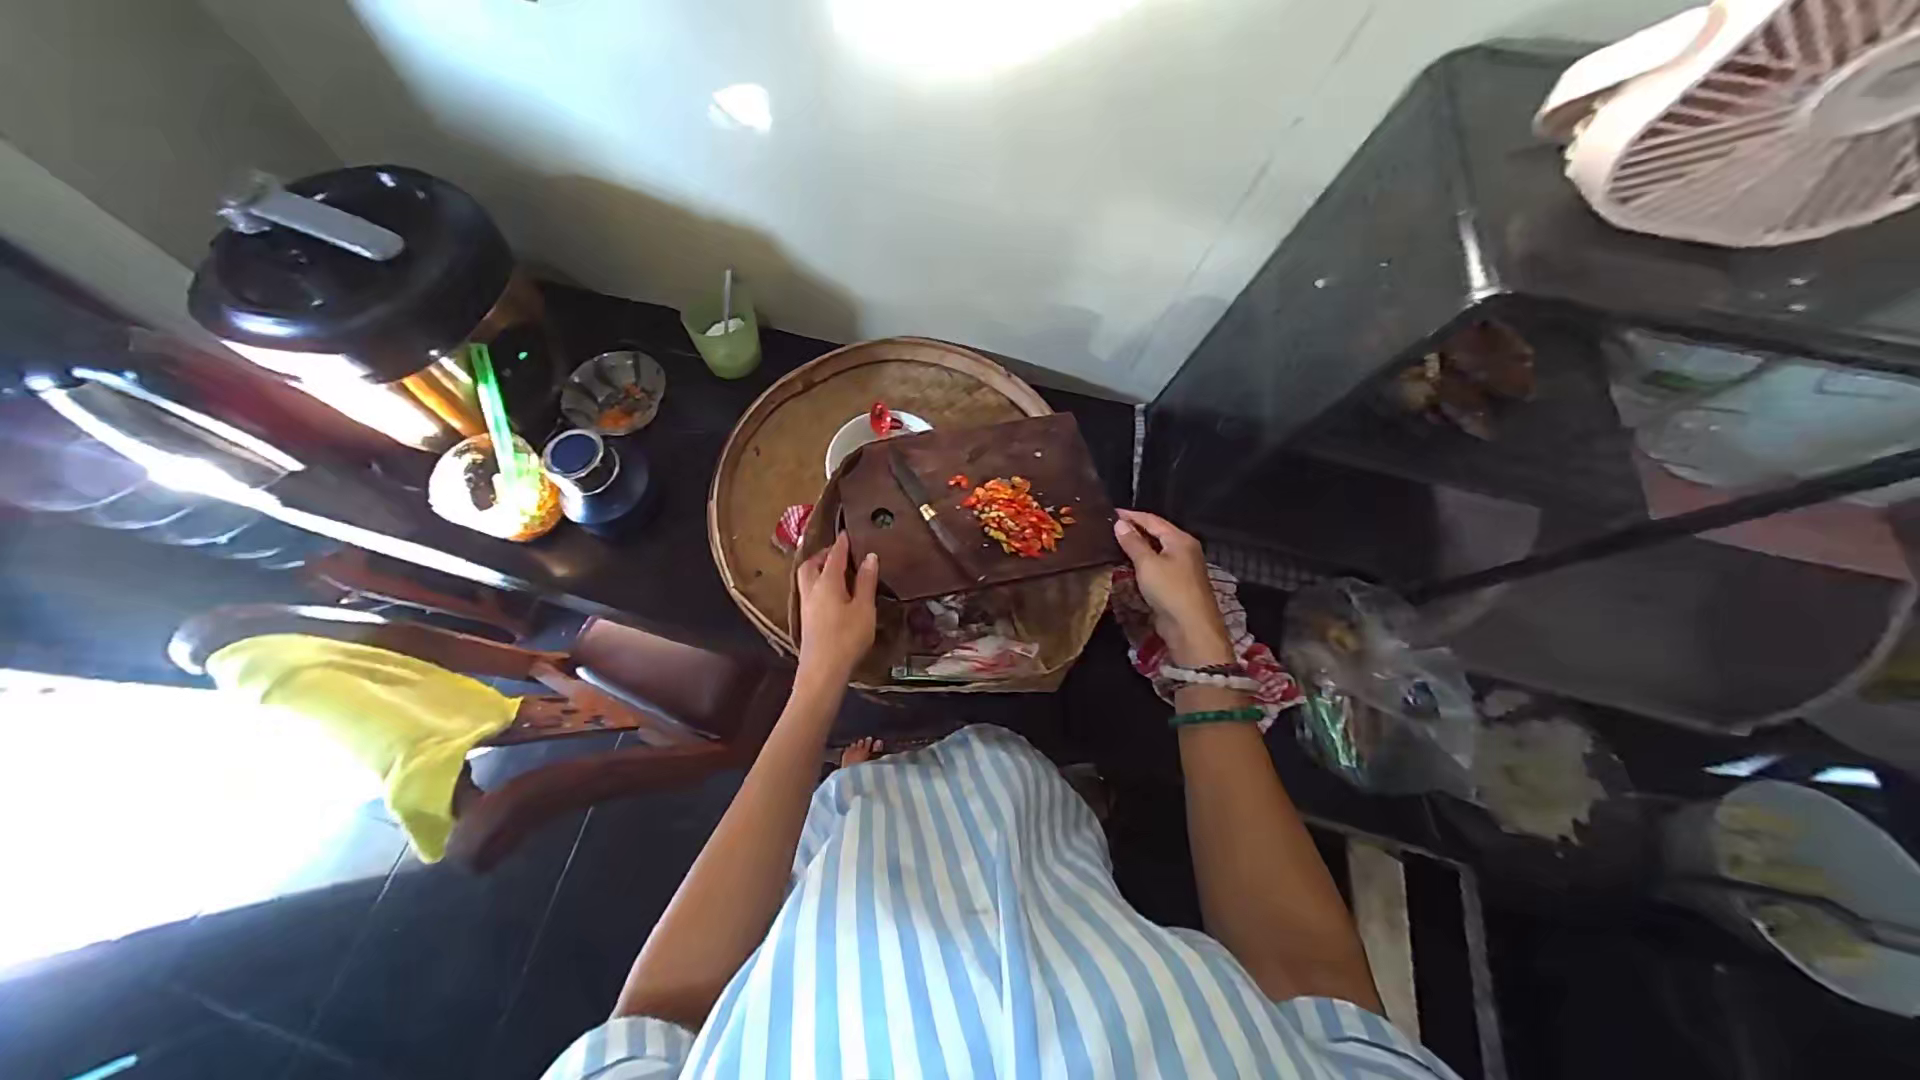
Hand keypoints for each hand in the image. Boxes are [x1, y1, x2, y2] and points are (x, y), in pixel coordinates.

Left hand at [796, 532, 878, 679]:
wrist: (822, 671)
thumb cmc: (847, 638)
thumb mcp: (864, 608)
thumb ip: (866, 582)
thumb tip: (869, 556)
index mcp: (827, 582)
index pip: (834, 556)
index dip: (841, 543)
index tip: (847, 533)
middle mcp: (811, 589)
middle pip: (811, 564)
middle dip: (823, 554)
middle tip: (838, 552)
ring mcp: (805, 605)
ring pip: (806, 578)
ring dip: (817, 568)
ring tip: (833, 570)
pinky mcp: (805, 619)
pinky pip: (808, 591)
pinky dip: (817, 583)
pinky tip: (829, 593)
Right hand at [1113, 509, 1232, 666]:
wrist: (1191, 628)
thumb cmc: (1170, 590)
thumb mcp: (1147, 564)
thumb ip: (1133, 542)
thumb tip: (1119, 523)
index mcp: (1180, 539)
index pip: (1153, 520)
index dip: (1131, 516)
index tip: (1110, 513)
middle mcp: (1184, 549)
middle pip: (1156, 534)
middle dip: (1134, 529)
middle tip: (1109, 527)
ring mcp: (1182, 567)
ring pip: (1156, 551)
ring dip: (1137, 547)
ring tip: (1114, 543)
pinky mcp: (1176, 584)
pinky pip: (1156, 566)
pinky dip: (1142, 562)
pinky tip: (1128, 564)